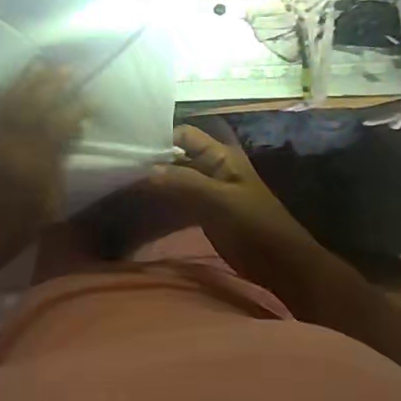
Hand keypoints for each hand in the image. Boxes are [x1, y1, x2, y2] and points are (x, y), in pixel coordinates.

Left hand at [0, 62, 88, 234]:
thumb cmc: (17, 226)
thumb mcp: (50, 201)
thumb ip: (58, 165)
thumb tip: (68, 137)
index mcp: (34, 157)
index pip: (60, 121)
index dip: (78, 108)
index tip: (92, 100)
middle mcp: (9, 139)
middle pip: (33, 101)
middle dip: (53, 82)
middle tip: (69, 69)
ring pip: (7, 99)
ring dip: (24, 80)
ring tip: (40, 64)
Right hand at [140, 124, 312, 250]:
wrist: (281, 264)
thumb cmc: (256, 225)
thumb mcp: (220, 200)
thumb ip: (184, 182)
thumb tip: (146, 169)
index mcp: (220, 156)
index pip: (183, 135)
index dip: (159, 139)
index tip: (130, 152)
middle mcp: (211, 168)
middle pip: (174, 157)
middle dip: (150, 162)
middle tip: (120, 171)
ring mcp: (206, 191)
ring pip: (173, 179)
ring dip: (153, 183)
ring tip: (123, 188)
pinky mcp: (202, 212)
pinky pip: (175, 200)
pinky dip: (160, 201)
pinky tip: (140, 207)